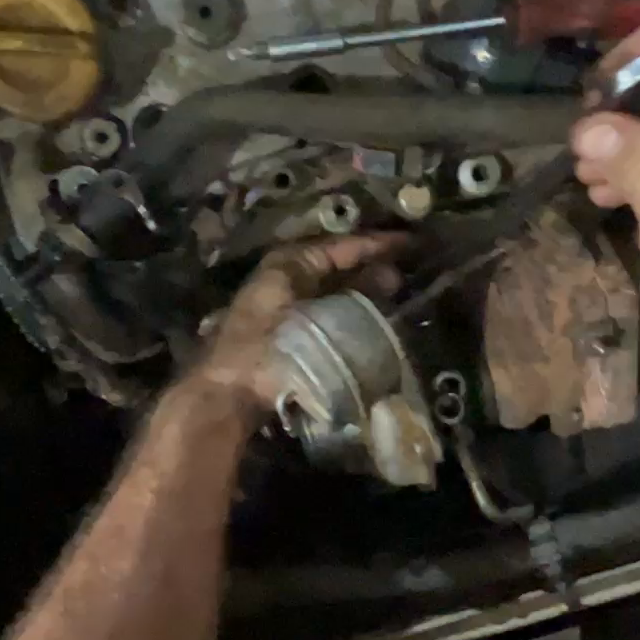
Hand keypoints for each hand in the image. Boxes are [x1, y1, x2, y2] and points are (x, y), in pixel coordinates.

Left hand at [185, 235, 402, 412]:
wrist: (229, 395)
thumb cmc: (272, 350)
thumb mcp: (318, 316)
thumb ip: (356, 296)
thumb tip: (389, 275)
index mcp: (288, 265)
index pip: (340, 247)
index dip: (376, 244)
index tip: (410, 244)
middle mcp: (283, 281)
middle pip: (335, 268)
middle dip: (370, 270)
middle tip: (407, 273)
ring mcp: (281, 310)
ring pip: (331, 293)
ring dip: (361, 295)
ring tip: (395, 298)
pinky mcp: (283, 338)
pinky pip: (324, 317)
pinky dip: (347, 317)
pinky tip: (369, 326)